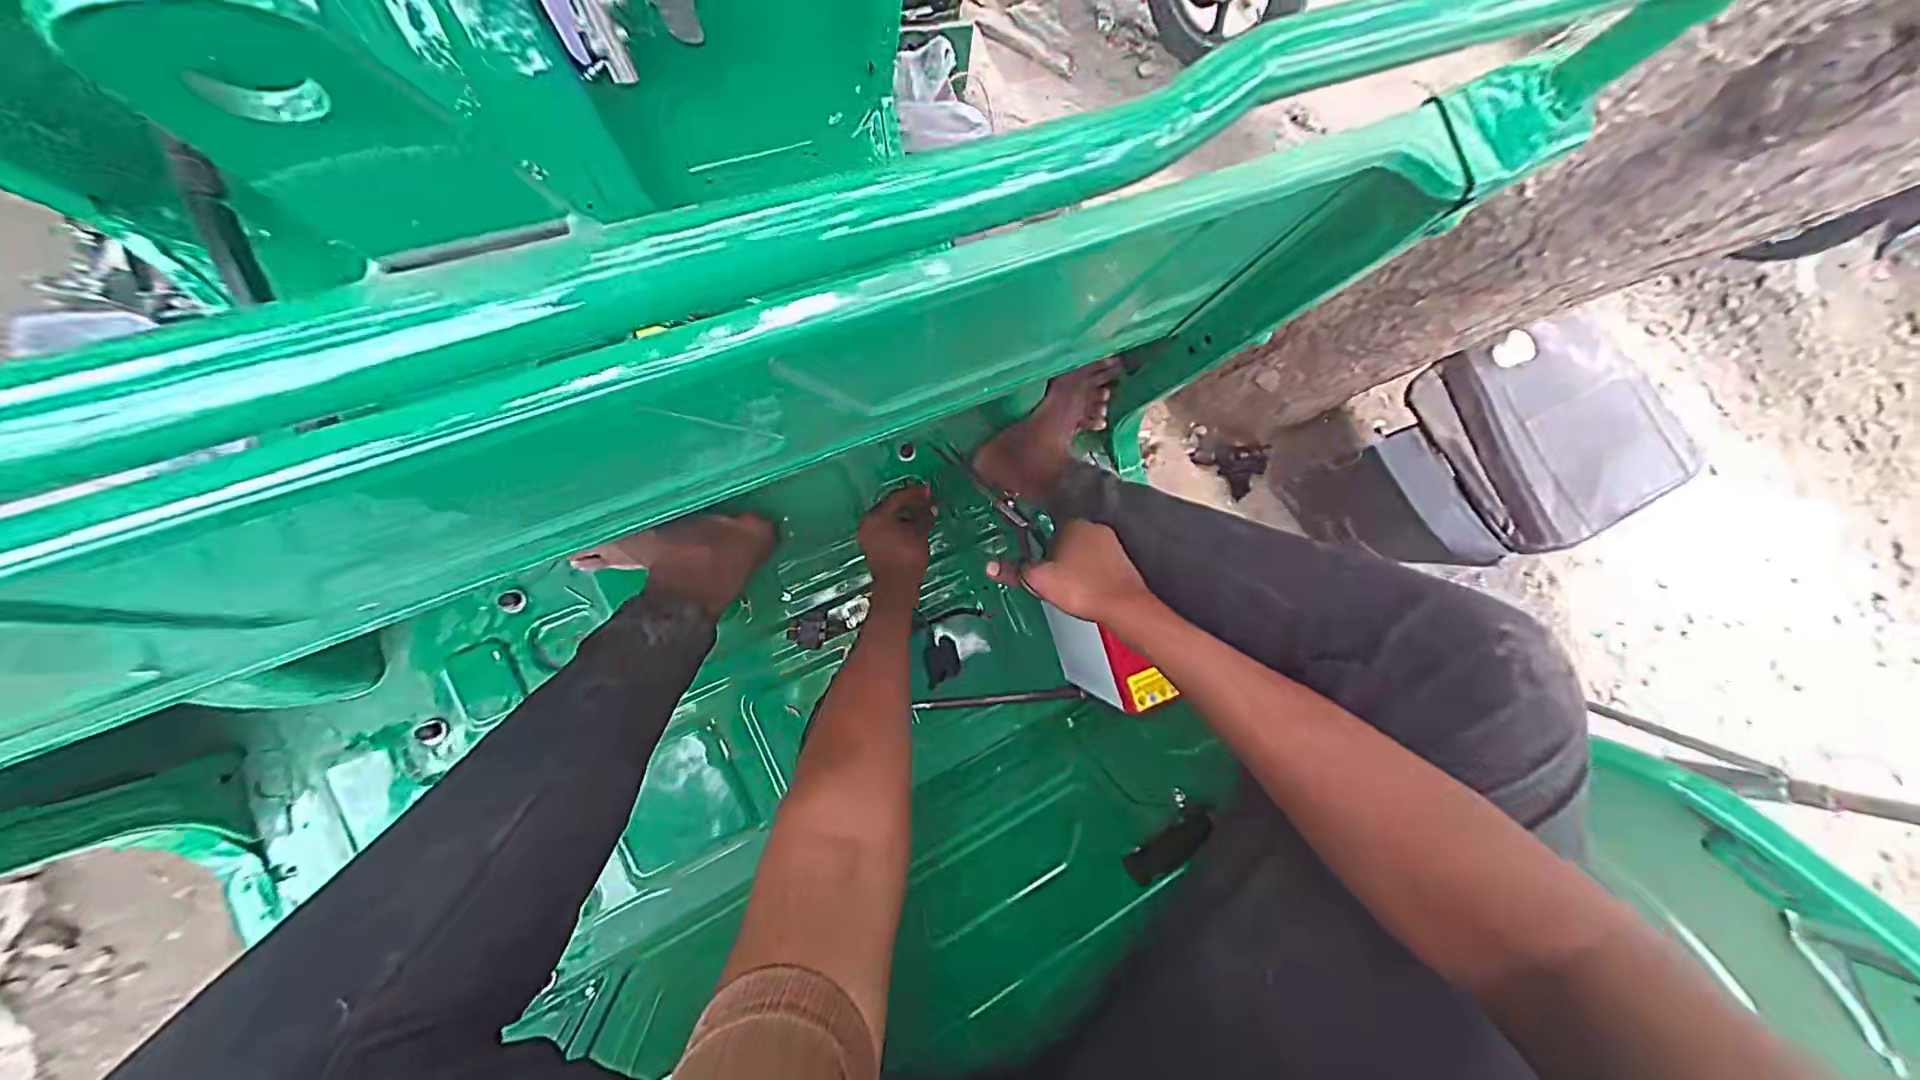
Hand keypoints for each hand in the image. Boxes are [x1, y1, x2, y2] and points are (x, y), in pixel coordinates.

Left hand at [859, 485, 934, 593]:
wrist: (897, 585)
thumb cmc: (907, 556)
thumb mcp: (919, 533)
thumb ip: (924, 516)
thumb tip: (930, 507)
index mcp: (877, 515)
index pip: (897, 497)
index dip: (914, 492)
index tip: (926, 489)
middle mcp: (868, 523)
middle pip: (889, 506)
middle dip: (907, 502)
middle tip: (923, 498)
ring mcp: (867, 535)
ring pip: (886, 518)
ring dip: (903, 514)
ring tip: (919, 512)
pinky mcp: (871, 547)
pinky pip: (884, 529)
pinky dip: (897, 525)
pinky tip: (910, 527)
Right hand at [986, 520, 1152, 623]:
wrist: (1123, 606)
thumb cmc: (1084, 589)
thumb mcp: (1039, 580)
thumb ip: (1014, 571)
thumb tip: (992, 566)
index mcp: (1072, 524)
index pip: (1047, 526)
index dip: (1038, 546)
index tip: (1036, 562)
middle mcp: (1094, 528)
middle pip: (1065, 538)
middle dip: (1056, 556)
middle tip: (1051, 578)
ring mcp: (1111, 543)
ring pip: (1083, 551)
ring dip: (1074, 565)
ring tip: (1069, 586)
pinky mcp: (1122, 559)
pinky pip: (1099, 562)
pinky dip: (1091, 573)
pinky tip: (1086, 588)